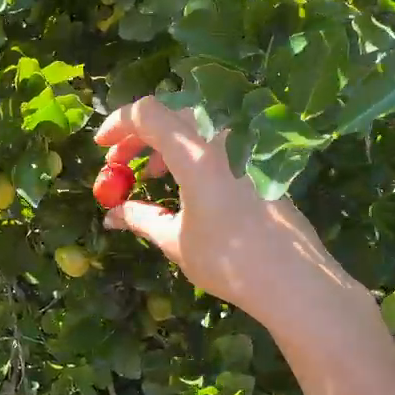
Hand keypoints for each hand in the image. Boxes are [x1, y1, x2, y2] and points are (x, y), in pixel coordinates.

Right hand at [94, 97, 366, 326]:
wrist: (293, 280)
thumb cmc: (228, 262)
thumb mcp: (174, 240)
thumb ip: (140, 218)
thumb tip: (112, 214)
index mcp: (197, 154)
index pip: (148, 113)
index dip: (118, 123)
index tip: (101, 146)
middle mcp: (222, 140)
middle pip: (171, 114)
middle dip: (139, 134)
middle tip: (120, 163)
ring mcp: (245, 149)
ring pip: (196, 126)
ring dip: (166, 143)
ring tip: (150, 175)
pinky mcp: (259, 164)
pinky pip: (216, 142)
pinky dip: (192, 152)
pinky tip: (185, 183)